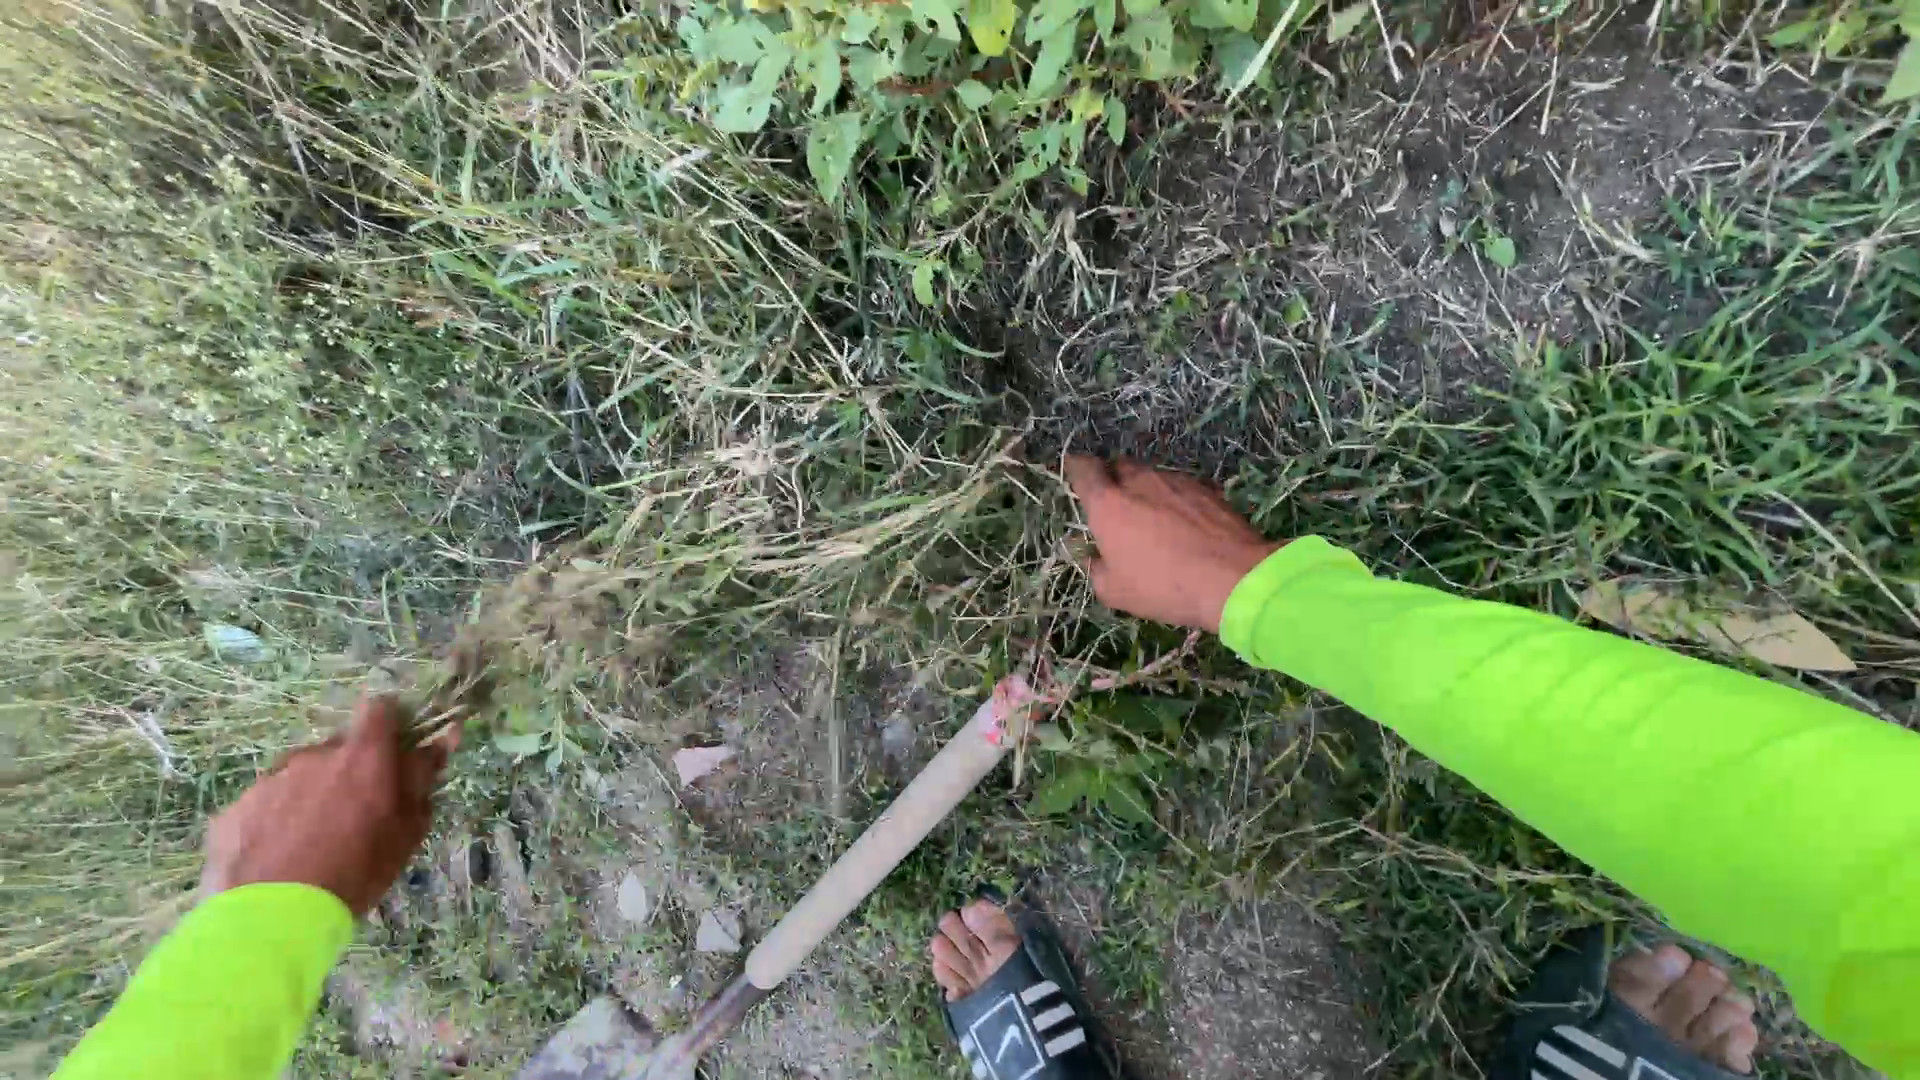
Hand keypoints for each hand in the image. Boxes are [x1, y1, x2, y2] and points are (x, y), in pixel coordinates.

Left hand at [199, 695, 450, 916]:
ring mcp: (269, 781)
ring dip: (311, 791)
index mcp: (363, 756)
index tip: (394, 746)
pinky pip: (265, 803)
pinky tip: (280, 853)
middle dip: (349, 767)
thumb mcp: (410, 825)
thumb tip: (442, 738)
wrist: (272, 918)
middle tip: (355, 808)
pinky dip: (276, 817)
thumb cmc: (359, 867)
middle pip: (339, 747)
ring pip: (300, 774)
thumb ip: (423, 776)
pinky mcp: (232, 811)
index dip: (389, 722)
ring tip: (312, 837)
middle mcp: (315, 756)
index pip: (380, 710)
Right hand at [1063, 455, 1282, 632]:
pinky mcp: (1207, 488)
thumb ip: (1096, 567)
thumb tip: (1094, 556)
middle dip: (1112, 480)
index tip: (1077, 478)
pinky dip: (1175, 500)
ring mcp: (1176, 481)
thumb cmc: (1163, 586)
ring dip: (1146, 491)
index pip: (1083, 468)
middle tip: (1116, 507)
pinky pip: (1180, 488)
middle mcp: (1139, 481)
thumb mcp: (1115, 591)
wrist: (1234, 579)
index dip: (1077, 469)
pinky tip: (1184, 526)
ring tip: (1154, 520)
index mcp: (1107, 503)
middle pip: (1118, 466)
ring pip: (1151, 476)